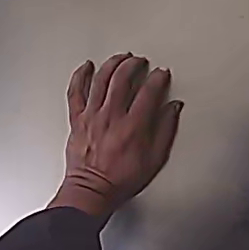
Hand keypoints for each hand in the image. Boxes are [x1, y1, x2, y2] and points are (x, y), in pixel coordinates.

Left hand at [50, 53, 183, 218]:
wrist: (91, 191)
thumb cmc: (120, 180)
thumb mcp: (154, 159)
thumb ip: (166, 130)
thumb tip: (173, 109)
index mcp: (133, 127)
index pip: (149, 92)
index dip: (157, 78)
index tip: (161, 73)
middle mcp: (111, 117)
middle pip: (122, 79)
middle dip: (134, 65)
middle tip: (140, 61)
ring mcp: (92, 116)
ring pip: (101, 80)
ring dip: (112, 64)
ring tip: (121, 58)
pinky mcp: (77, 120)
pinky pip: (76, 92)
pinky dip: (80, 76)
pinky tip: (86, 67)